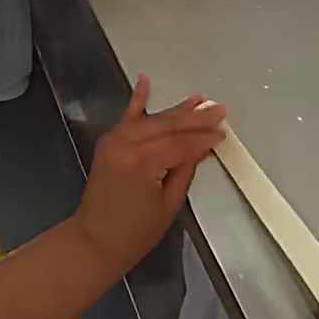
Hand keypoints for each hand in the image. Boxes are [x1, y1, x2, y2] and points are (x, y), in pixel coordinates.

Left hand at [70, 75, 226, 274]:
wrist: (95, 238)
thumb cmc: (134, 232)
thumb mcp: (168, 204)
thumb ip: (183, 170)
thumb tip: (200, 146)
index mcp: (141, 162)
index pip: (179, 145)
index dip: (203, 139)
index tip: (223, 132)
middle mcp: (125, 143)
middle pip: (166, 126)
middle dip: (194, 118)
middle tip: (218, 109)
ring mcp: (114, 139)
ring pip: (151, 120)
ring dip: (176, 110)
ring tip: (199, 99)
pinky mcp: (109, 140)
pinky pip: (126, 117)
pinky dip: (137, 98)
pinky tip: (144, 80)